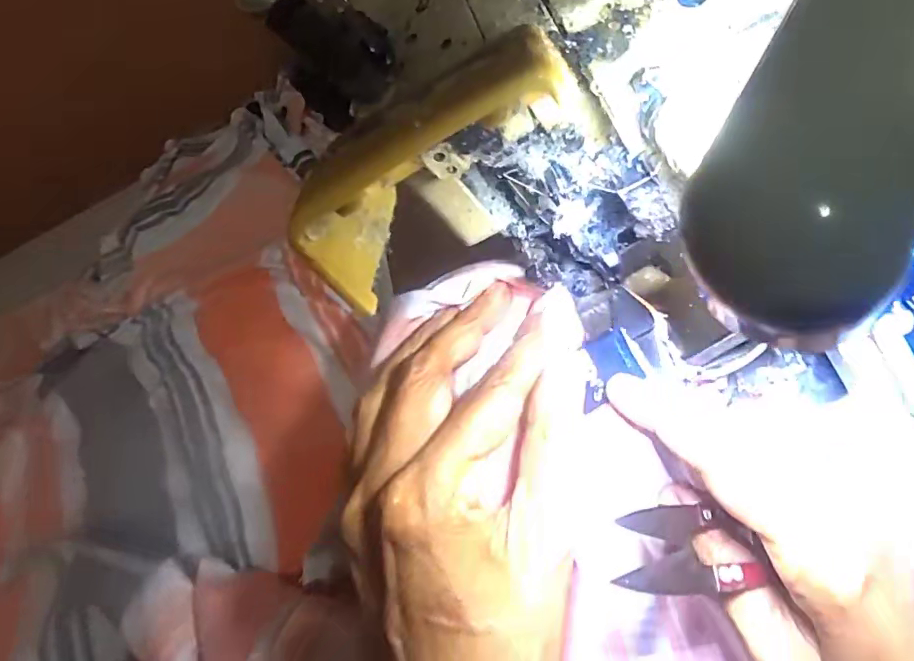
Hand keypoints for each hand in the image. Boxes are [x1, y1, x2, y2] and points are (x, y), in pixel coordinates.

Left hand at [343, 281, 583, 660]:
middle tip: (503, 291)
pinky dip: (397, 373)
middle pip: (422, 377)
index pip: (486, 398)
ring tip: (465, 308)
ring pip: (383, 388)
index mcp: (426, 494)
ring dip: (426, 341)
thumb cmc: (512, 621)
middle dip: (467, 325)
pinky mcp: (350, 501)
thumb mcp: (546, 534)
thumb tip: (563, 359)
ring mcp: (354, 492)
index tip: (551, 307)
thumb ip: (551, 438)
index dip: (525, 348)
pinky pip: (368, 415)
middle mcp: (375, 484)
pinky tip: (421, 352)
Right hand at [606, 376, 913, 660]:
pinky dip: (750, 433)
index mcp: (823, 546)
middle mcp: (844, 488)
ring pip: (763, 417)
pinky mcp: (865, 457)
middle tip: (654, 441)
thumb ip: (725, 574)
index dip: (668, 418)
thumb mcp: (785, 652)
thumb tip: (677, 498)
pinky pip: (787, 425)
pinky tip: (744, 469)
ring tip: (704, 472)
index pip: (728, 459)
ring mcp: (860, 467)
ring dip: (719, 430)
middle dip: (688, 425)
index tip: (623, 390)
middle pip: (740, 426)